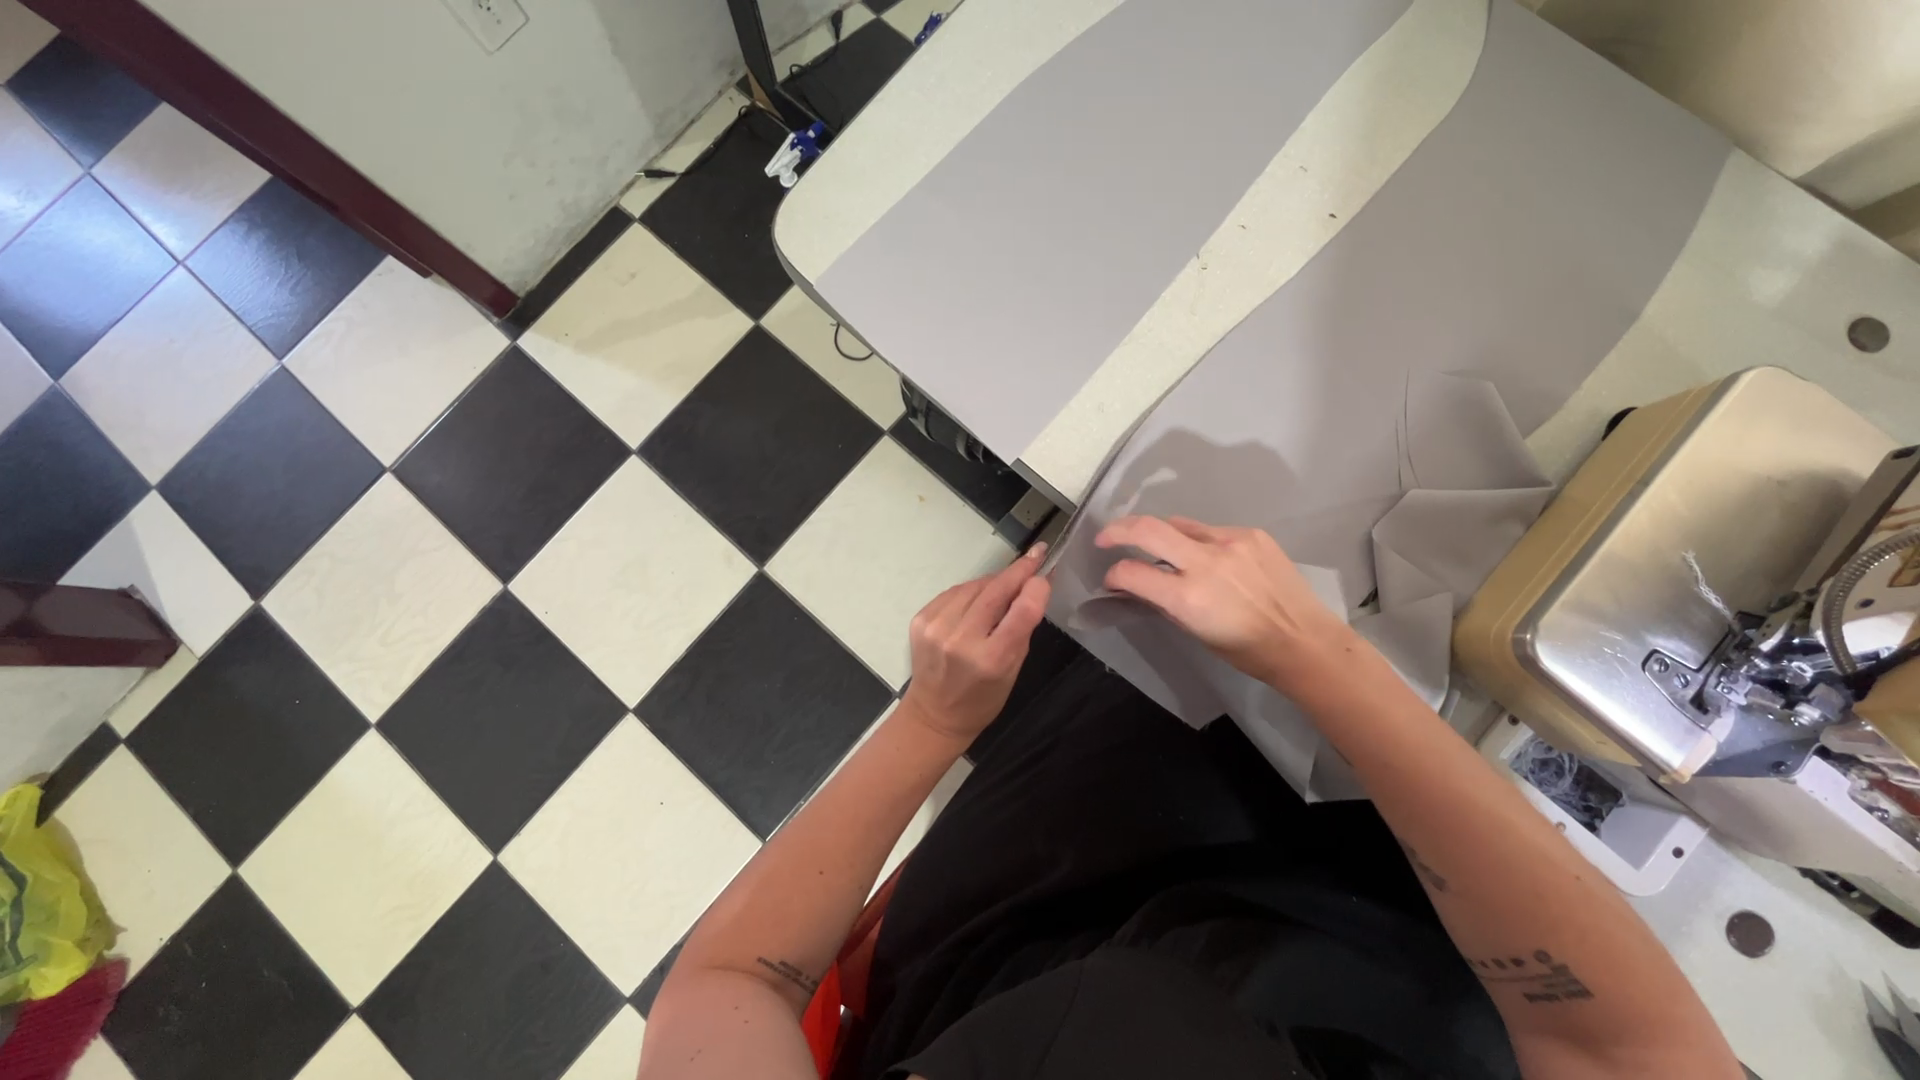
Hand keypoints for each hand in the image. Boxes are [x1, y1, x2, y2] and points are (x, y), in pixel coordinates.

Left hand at [898, 544, 1051, 743]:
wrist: (934, 714)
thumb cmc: (982, 699)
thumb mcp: (1013, 670)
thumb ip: (1022, 628)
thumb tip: (1034, 587)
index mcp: (991, 659)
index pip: (1021, 611)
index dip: (1035, 585)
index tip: (1045, 566)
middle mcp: (960, 640)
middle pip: (995, 591)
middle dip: (1018, 570)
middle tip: (1035, 555)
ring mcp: (936, 627)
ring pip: (974, 586)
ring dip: (993, 581)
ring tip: (1007, 584)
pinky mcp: (920, 620)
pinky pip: (954, 593)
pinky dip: (971, 591)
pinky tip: (978, 598)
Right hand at [1095, 516, 1355, 686]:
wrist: (1303, 640)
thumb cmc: (1245, 650)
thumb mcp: (1195, 632)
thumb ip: (1165, 603)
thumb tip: (1140, 585)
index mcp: (1188, 597)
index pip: (1132, 573)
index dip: (1114, 575)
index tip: (1112, 579)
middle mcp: (1206, 563)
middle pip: (1147, 529)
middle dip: (1118, 530)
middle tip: (1106, 537)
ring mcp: (1230, 543)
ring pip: (1179, 525)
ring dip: (1162, 535)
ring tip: (1162, 549)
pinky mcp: (1250, 534)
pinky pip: (1211, 530)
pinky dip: (1200, 541)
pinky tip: (1211, 559)